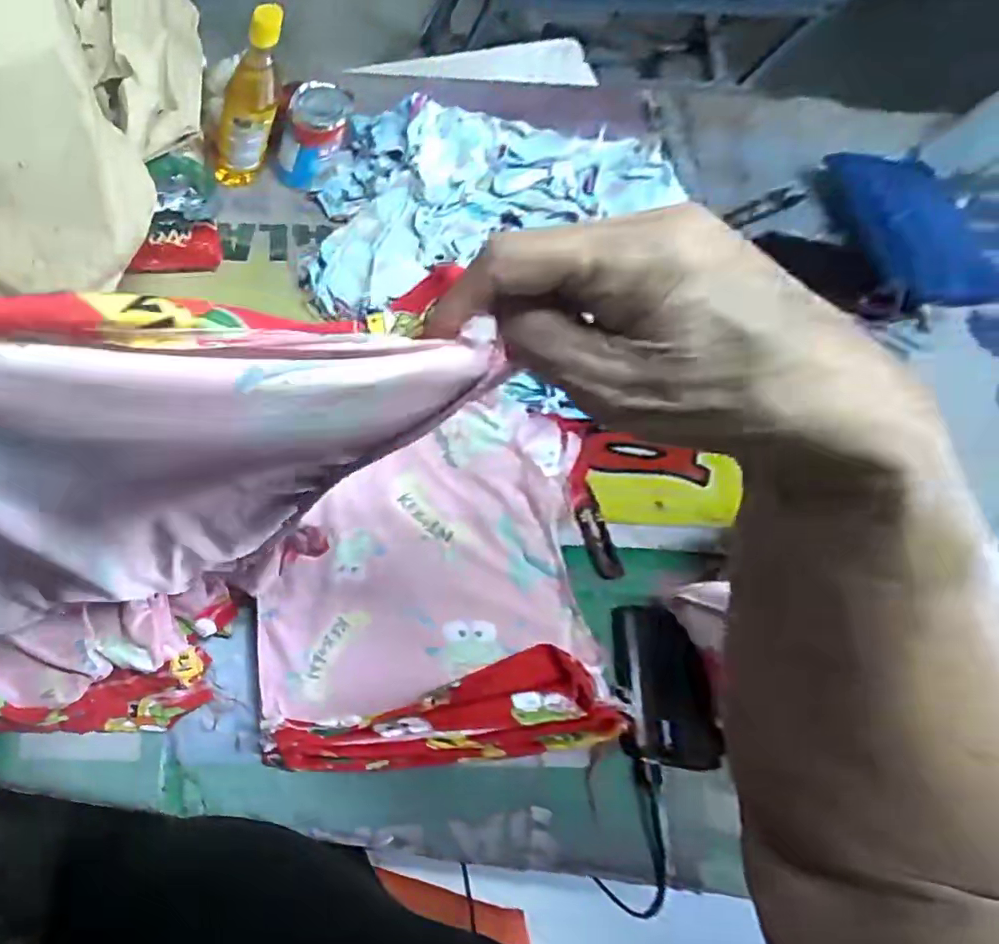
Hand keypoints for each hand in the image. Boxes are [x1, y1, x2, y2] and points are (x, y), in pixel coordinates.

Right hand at [426, 204, 949, 494]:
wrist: (826, 402)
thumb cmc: (714, 400)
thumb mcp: (604, 383)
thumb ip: (533, 341)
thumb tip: (492, 320)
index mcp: (635, 250)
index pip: (508, 255)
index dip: (458, 299)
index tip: (436, 346)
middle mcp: (649, 221)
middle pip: (529, 249)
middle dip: (488, 301)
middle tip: (476, 353)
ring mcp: (666, 230)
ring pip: (553, 256)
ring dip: (521, 301)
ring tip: (521, 350)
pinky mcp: (673, 249)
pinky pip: (585, 264)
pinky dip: (555, 299)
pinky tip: (567, 334)